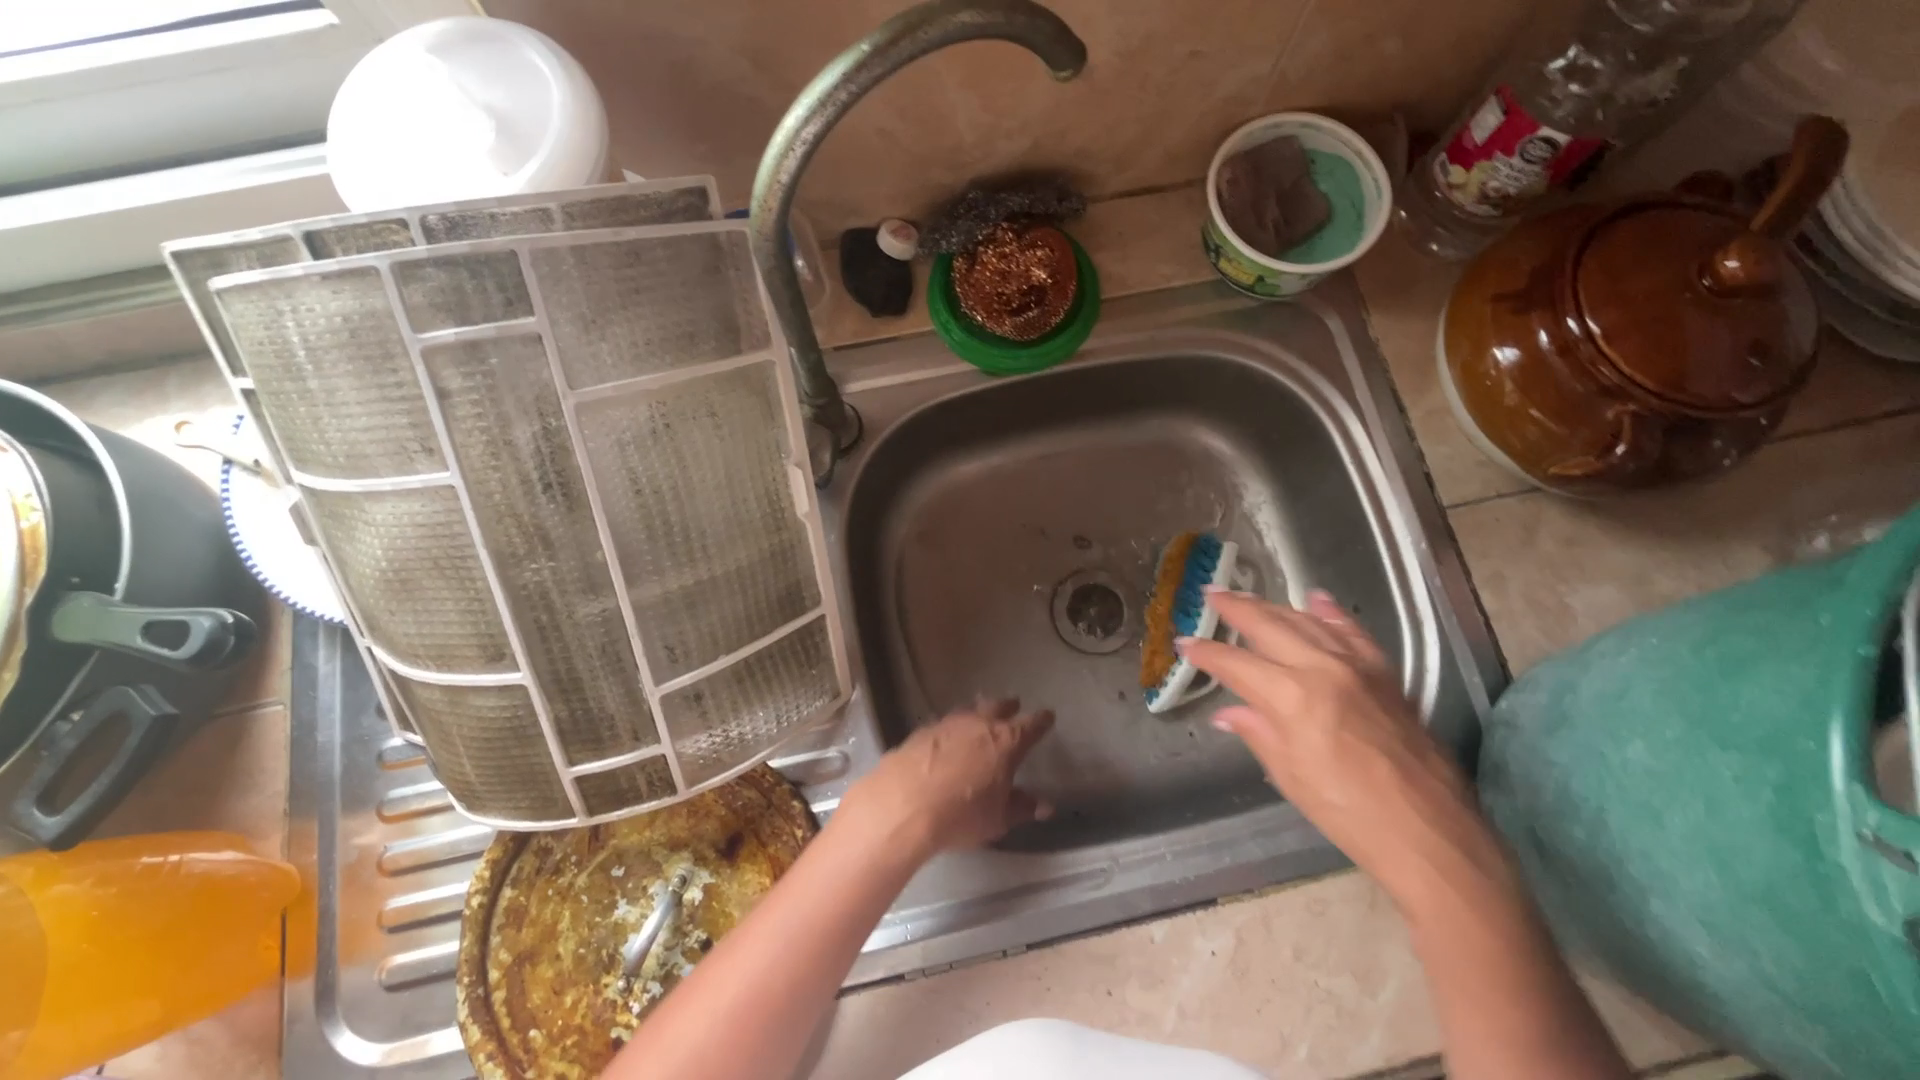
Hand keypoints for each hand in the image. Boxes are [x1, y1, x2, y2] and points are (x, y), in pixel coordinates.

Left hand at [837, 699, 1054, 858]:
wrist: (902, 806)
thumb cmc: (961, 815)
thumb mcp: (997, 819)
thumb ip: (1021, 808)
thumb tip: (1044, 806)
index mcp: (1005, 742)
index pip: (1030, 725)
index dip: (1041, 721)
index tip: (1048, 717)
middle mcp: (976, 725)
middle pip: (996, 708)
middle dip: (1007, 707)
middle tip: (1013, 705)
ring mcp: (944, 726)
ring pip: (966, 713)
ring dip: (975, 714)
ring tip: (979, 717)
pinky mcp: (918, 734)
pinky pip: (941, 727)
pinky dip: (949, 732)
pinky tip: (945, 741)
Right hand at [1179, 589, 1506, 908]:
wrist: (1426, 829)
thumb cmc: (1348, 813)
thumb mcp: (1291, 776)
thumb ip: (1258, 733)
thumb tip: (1229, 713)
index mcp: (1292, 697)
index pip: (1236, 664)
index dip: (1207, 654)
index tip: (1185, 644)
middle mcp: (1323, 669)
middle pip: (1270, 626)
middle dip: (1236, 609)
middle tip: (1212, 594)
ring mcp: (1358, 668)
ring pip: (1309, 622)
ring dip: (1275, 606)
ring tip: (1250, 597)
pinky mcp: (1386, 675)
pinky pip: (1353, 633)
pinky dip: (1331, 615)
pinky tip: (1317, 601)